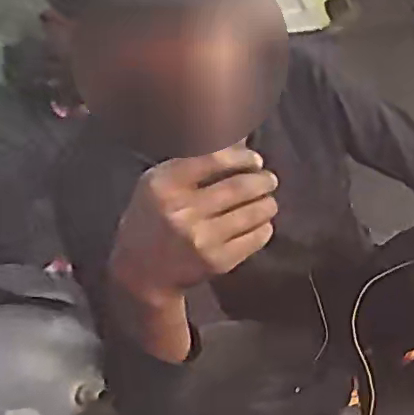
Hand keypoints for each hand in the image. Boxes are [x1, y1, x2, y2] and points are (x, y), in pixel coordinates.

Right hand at [108, 145, 278, 301]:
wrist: (143, 270)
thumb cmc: (154, 218)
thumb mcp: (160, 185)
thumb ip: (194, 166)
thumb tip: (238, 144)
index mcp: (164, 184)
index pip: (213, 160)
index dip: (241, 158)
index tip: (255, 159)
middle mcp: (183, 210)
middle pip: (240, 188)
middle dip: (262, 181)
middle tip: (270, 180)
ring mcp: (203, 238)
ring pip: (253, 214)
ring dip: (268, 204)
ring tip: (268, 201)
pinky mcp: (220, 261)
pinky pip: (256, 238)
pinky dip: (264, 227)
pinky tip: (261, 223)